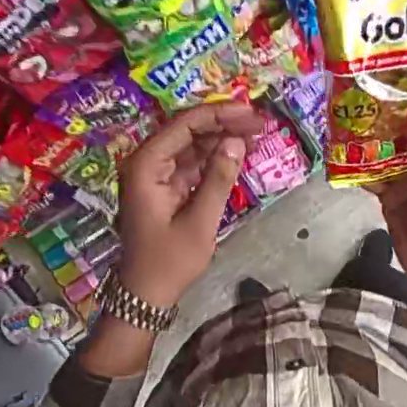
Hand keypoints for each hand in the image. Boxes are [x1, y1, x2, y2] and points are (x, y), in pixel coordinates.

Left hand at [115, 101, 261, 308]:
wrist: (146, 293)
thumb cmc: (169, 261)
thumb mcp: (199, 222)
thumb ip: (218, 180)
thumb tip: (236, 143)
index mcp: (147, 166)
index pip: (185, 126)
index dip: (220, 115)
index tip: (251, 113)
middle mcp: (147, 163)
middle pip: (187, 131)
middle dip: (223, 124)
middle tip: (259, 123)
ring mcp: (155, 176)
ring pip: (191, 147)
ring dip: (221, 140)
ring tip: (255, 136)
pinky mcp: (166, 189)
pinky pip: (191, 165)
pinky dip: (214, 160)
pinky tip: (237, 156)